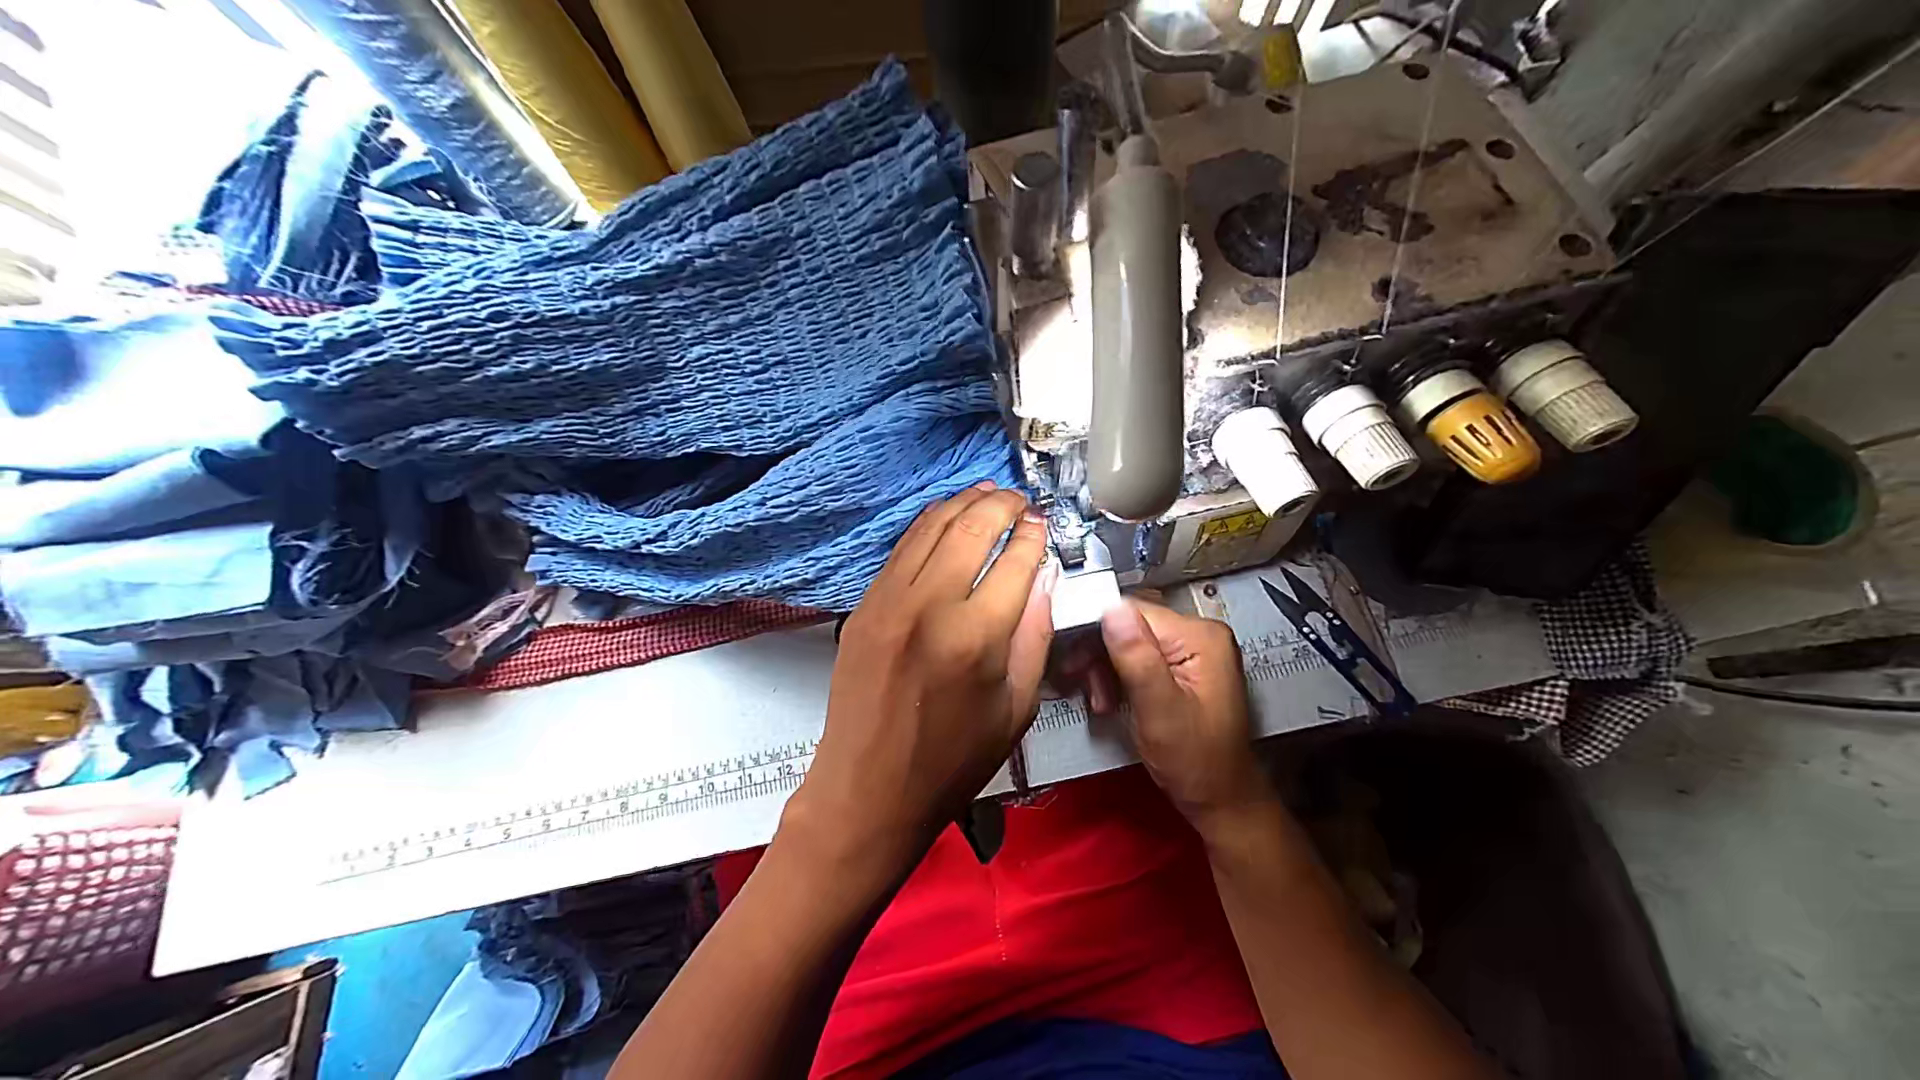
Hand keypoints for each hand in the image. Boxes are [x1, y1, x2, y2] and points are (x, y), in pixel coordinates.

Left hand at [786, 484, 1055, 875]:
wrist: (869, 789)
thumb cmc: (952, 762)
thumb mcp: (1015, 709)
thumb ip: (1034, 636)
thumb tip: (1042, 580)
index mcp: (976, 639)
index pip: (1015, 563)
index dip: (1033, 538)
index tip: (1043, 525)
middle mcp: (929, 607)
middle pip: (972, 530)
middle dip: (1002, 506)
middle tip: (1020, 500)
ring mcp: (889, 602)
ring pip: (931, 529)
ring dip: (963, 504)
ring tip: (988, 493)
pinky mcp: (864, 606)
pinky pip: (901, 550)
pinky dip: (928, 525)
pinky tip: (945, 517)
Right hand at [1099, 599, 1274, 829]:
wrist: (1220, 799)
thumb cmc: (1198, 763)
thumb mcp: (1160, 710)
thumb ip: (1137, 658)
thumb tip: (1110, 610)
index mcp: (1200, 638)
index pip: (1132, 612)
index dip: (1097, 634)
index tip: (1075, 662)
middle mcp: (1198, 635)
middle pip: (1128, 626)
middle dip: (1099, 656)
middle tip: (1084, 686)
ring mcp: (1190, 651)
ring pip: (1127, 642)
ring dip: (1104, 670)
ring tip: (1101, 701)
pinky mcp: (1180, 666)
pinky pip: (1136, 657)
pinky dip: (1117, 677)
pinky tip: (1111, 699)